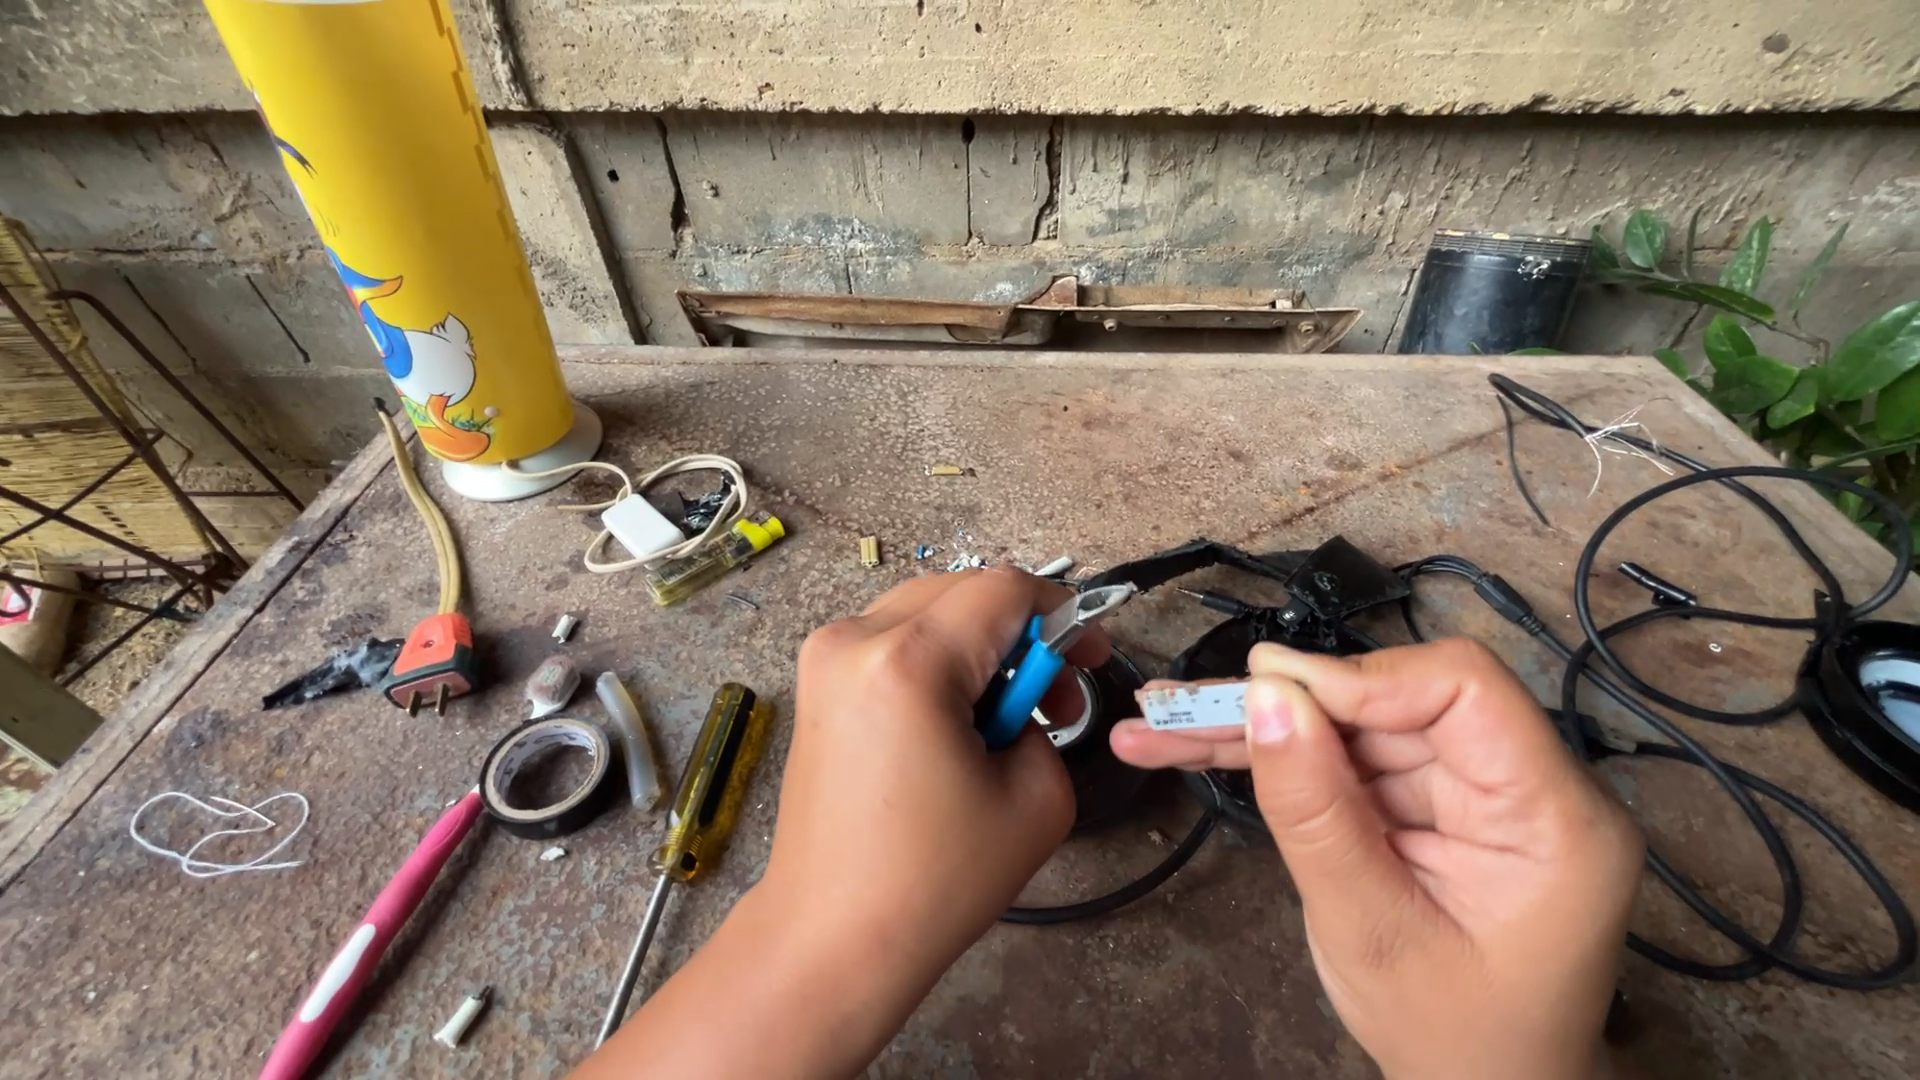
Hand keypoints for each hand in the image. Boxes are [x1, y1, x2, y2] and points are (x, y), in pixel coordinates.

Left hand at [578, 567, 1102, 1079]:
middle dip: (1020, 630)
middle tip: (1051, 694)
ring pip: (927, 609)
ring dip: (978, 644)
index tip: (1088, 653)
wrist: (830, 937)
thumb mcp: (1036, 798)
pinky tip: (952, 717)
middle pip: (963, 590)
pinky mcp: (816, 681)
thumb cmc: (935, 880)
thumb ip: (1044, 717)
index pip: (1003, 590)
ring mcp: (825, 656)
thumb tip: (1019, 695)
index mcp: (909, 661)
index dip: (1060, 610)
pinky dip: (937, 658)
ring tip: (1001, 715)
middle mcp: (855, 638)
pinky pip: (893, 637)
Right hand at [1111, 639, 1643, 1079]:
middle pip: (1380, 699)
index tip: (1266, 691)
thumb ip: (1315, 811)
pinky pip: (1329, 755)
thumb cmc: (1448, 1033)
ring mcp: (1454, 785)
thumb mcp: (1370, 929)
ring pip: (1338, 720)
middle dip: (1270, 703)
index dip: (1358, 678)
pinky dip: (1259, 755)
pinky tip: (1185, 746)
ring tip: (1154, 726)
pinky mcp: (1410, 795)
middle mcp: (1508, 779)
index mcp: (1548, 814)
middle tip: (1172, 708)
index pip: (1460, 689)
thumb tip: (1265, 696)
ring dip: (1244, 726)